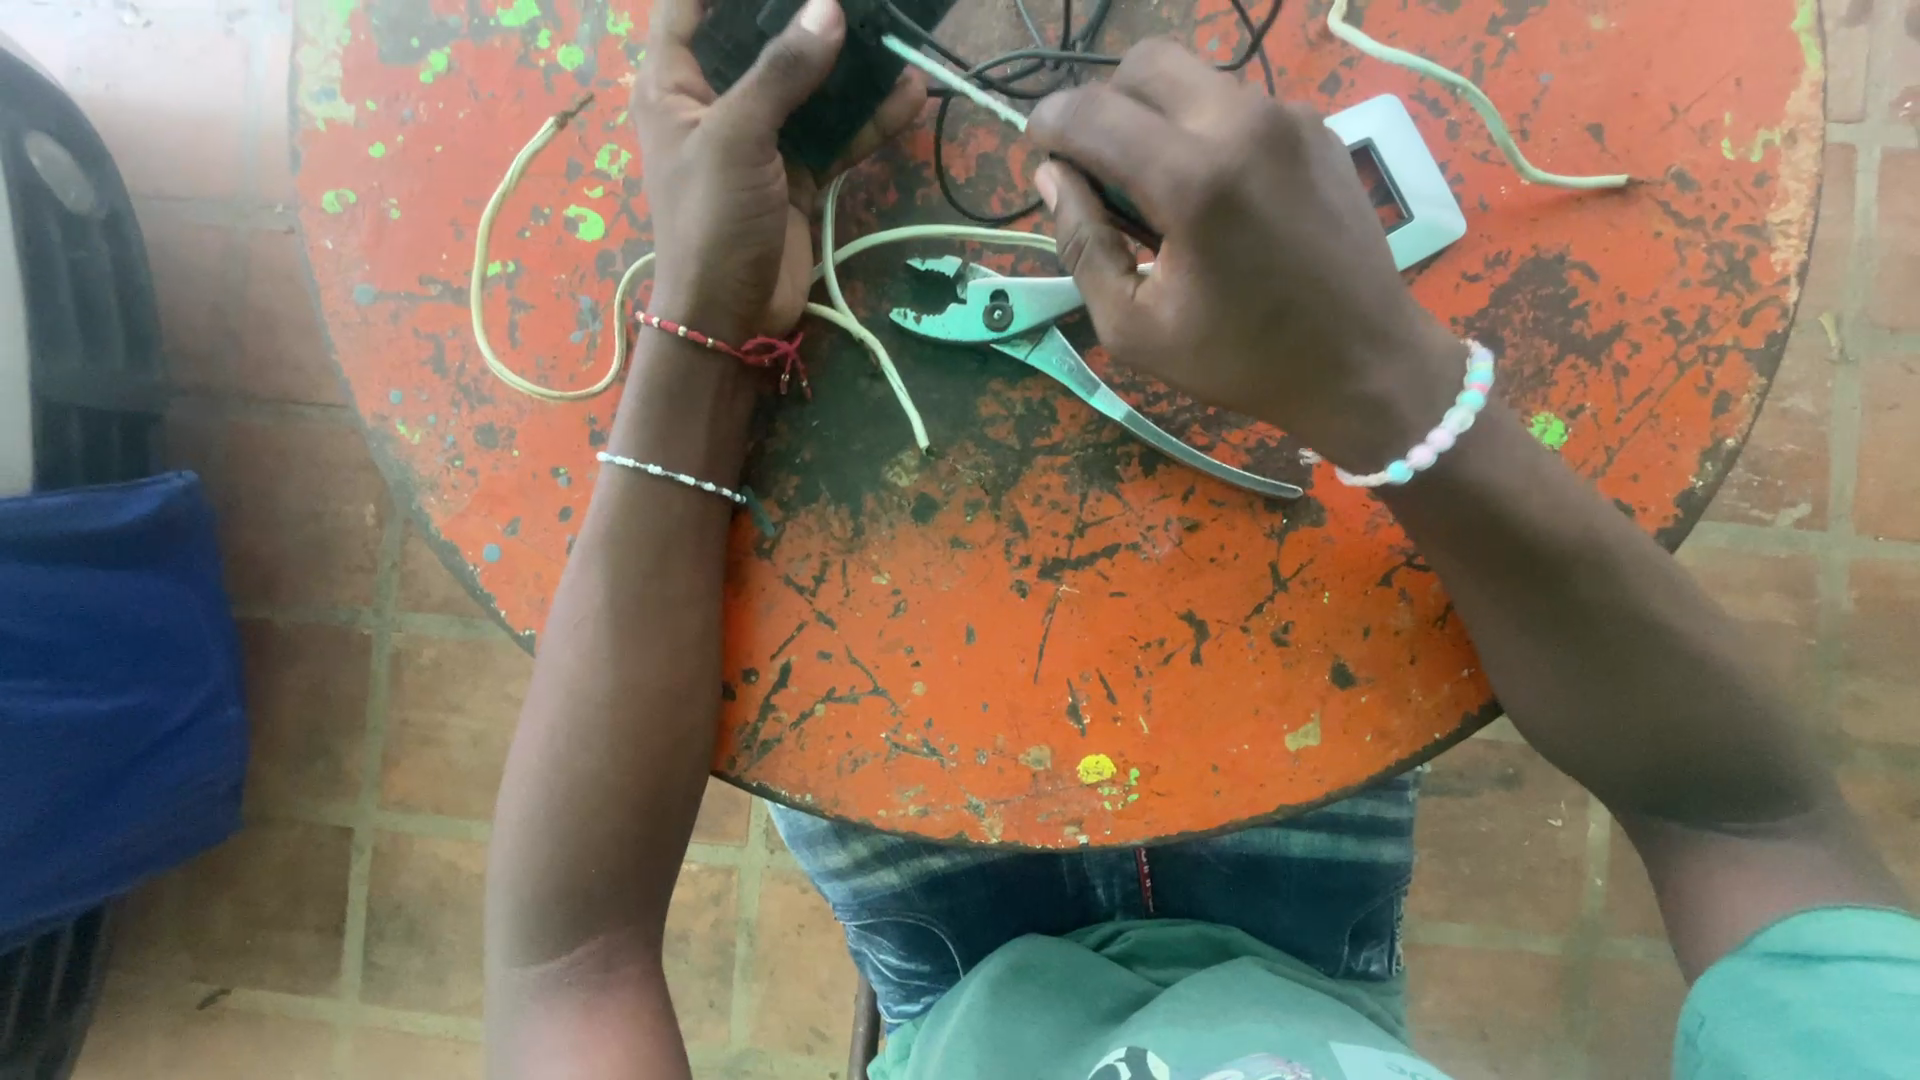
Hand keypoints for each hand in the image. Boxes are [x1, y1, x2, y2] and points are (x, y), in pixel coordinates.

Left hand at [635, 0, 925, 343]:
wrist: (729, 315)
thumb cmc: (711, 220)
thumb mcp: (737, 137)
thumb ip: (781, 73)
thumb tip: (828, 9)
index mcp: (674, 81)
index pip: (692, 5)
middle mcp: (717, 102)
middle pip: (762, 41)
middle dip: (807, 18)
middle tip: (858, 4)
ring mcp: (760, 141)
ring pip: (808, 90)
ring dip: (850, 70)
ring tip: (895, 39)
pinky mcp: (795, 176)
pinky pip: (833, 137)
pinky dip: (867, 121)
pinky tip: (906, 96)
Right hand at [1027, 40, 1463, 470]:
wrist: (1360, 362)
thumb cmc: (1238, 360)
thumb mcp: (1133, 329)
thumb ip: (1081, 247)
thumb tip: (1052, 178)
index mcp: (1194, 180)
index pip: (1092, 112)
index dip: (1048, 124)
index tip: (1038, 154)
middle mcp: (1244, 123)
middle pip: (1143, 64)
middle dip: (1100, 106)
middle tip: (1094, 171)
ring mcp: (1289, 117)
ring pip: (1192, 78)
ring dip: (1151, 118)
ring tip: (1153, 193)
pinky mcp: (1316, 127)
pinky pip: (1235, 104)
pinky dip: (1199, 131)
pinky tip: (1208, 197)